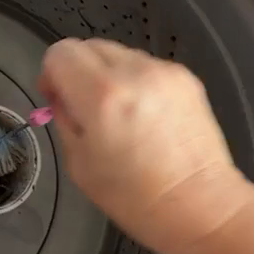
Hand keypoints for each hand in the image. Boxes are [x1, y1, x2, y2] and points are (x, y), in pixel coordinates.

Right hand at [38, 38, 253, 253]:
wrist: (202, 207)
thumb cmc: (139, 198)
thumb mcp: (79, 164)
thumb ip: (63, 118)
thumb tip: (59, 95)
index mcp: (102, 96)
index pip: (60, 53)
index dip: (51, 73)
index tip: (56, 96)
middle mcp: (134, 74)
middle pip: (87, 46)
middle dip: (78, 72)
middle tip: (83, 107)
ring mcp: (163, 72)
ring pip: (116, 53)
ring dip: (106, 76)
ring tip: (118, 115)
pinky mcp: (185, 77)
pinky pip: (144, 66)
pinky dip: (135, 82)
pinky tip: (143, 116)